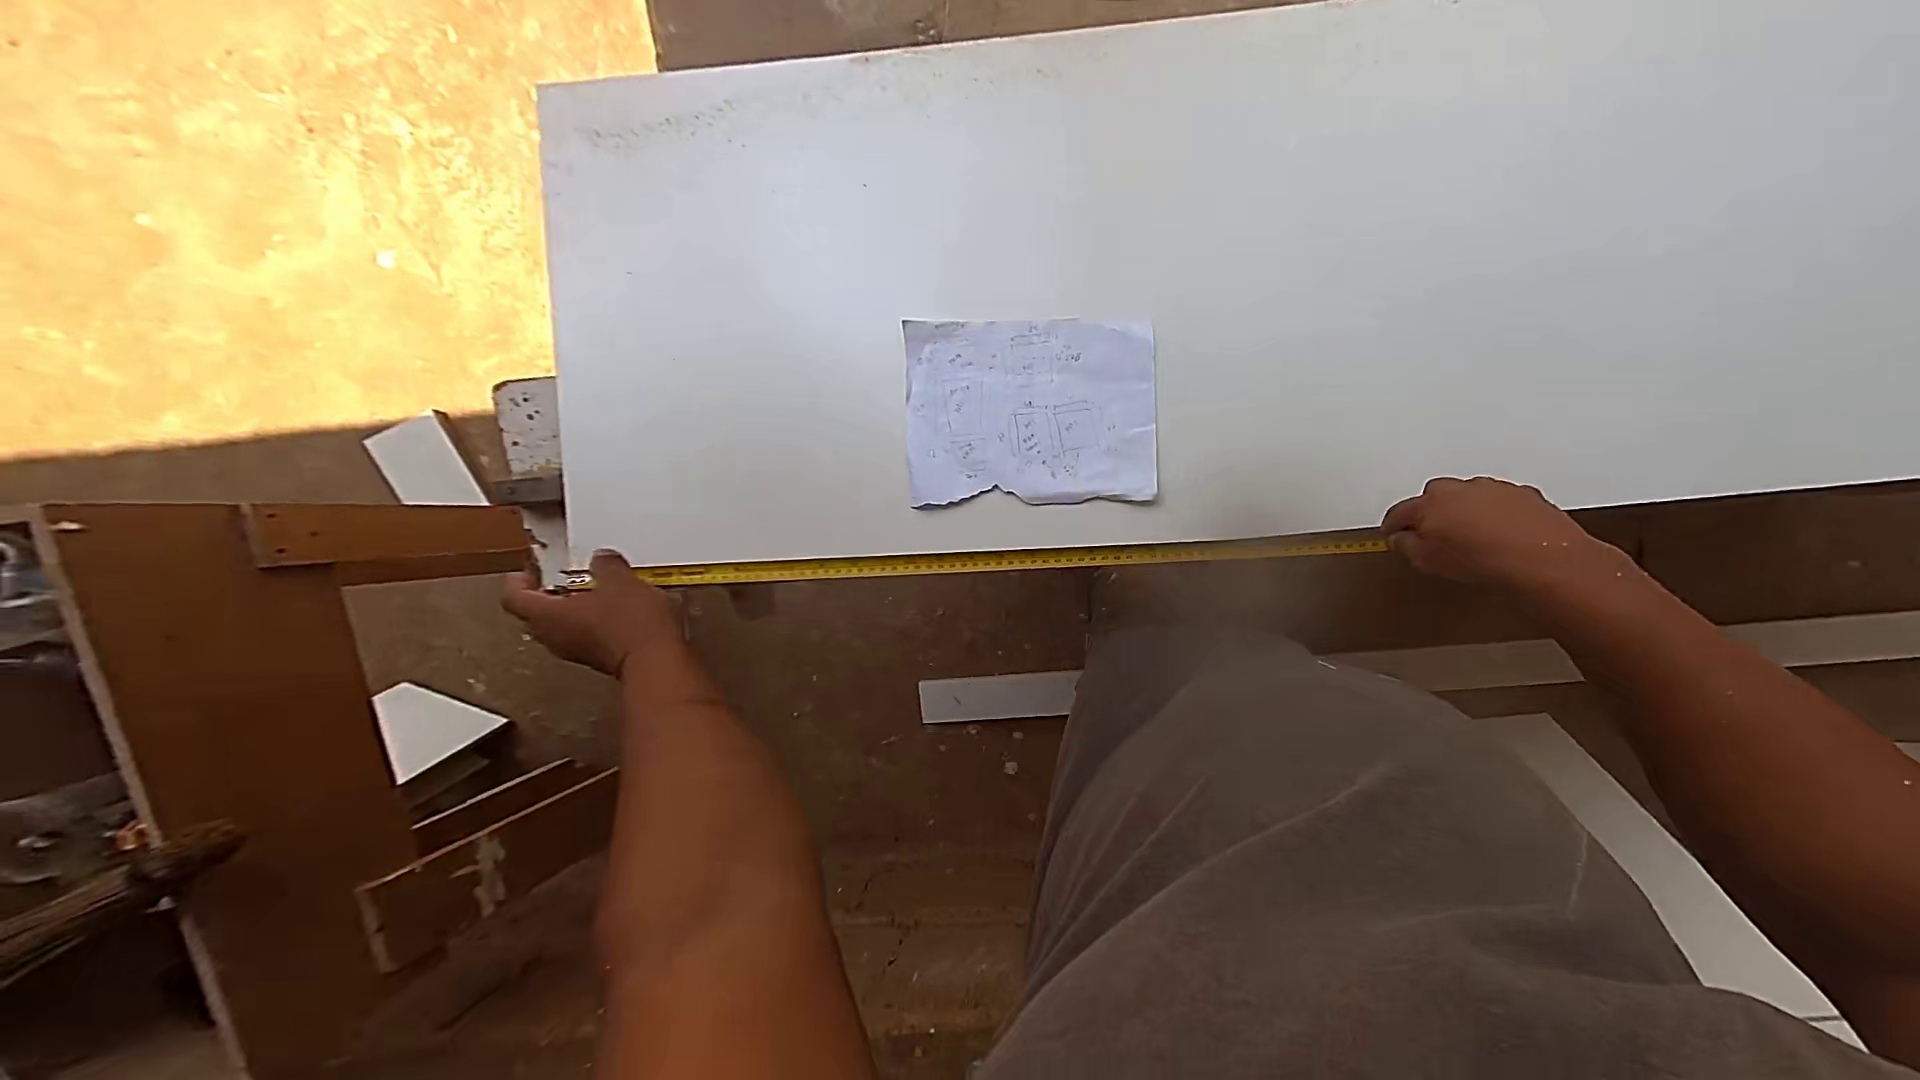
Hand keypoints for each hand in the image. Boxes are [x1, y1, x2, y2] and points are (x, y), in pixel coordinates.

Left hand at [502, 550, 681, 675]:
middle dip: (550, 594)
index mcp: (547, 614)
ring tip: (597, 591)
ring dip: (574, 610)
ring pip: (561, 627)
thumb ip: (606, 565)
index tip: (533, 569)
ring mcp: (575, 651)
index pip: (513, 597)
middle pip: (536, 614)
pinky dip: (592, 623)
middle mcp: (554, 636)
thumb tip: (602, 558)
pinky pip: (585, 637)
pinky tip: (617, 611)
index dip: (520, 580)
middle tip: (567, 577)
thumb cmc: (630, 623)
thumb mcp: (620, 580)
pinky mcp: (597, 659)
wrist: (656, 658)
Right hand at [1381, 477, 1622, 589]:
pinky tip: (1498, 535)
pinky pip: (1498, 501)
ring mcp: (1493, 489)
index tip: (1392, 533)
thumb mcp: (1426, 561)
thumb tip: (1401, 539)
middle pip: (1434, 496)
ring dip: (1464, 511)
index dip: (1393, 525)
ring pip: (1467, 496)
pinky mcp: (1523, 494)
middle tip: (1434, 535)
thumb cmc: (1483, 559)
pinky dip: (1494, 513)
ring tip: (1470, 537)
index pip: (1400, 511)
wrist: (1542, 561)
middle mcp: (1459, 489)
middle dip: (1431, 512)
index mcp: (1429, 502)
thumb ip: (1405, 545)